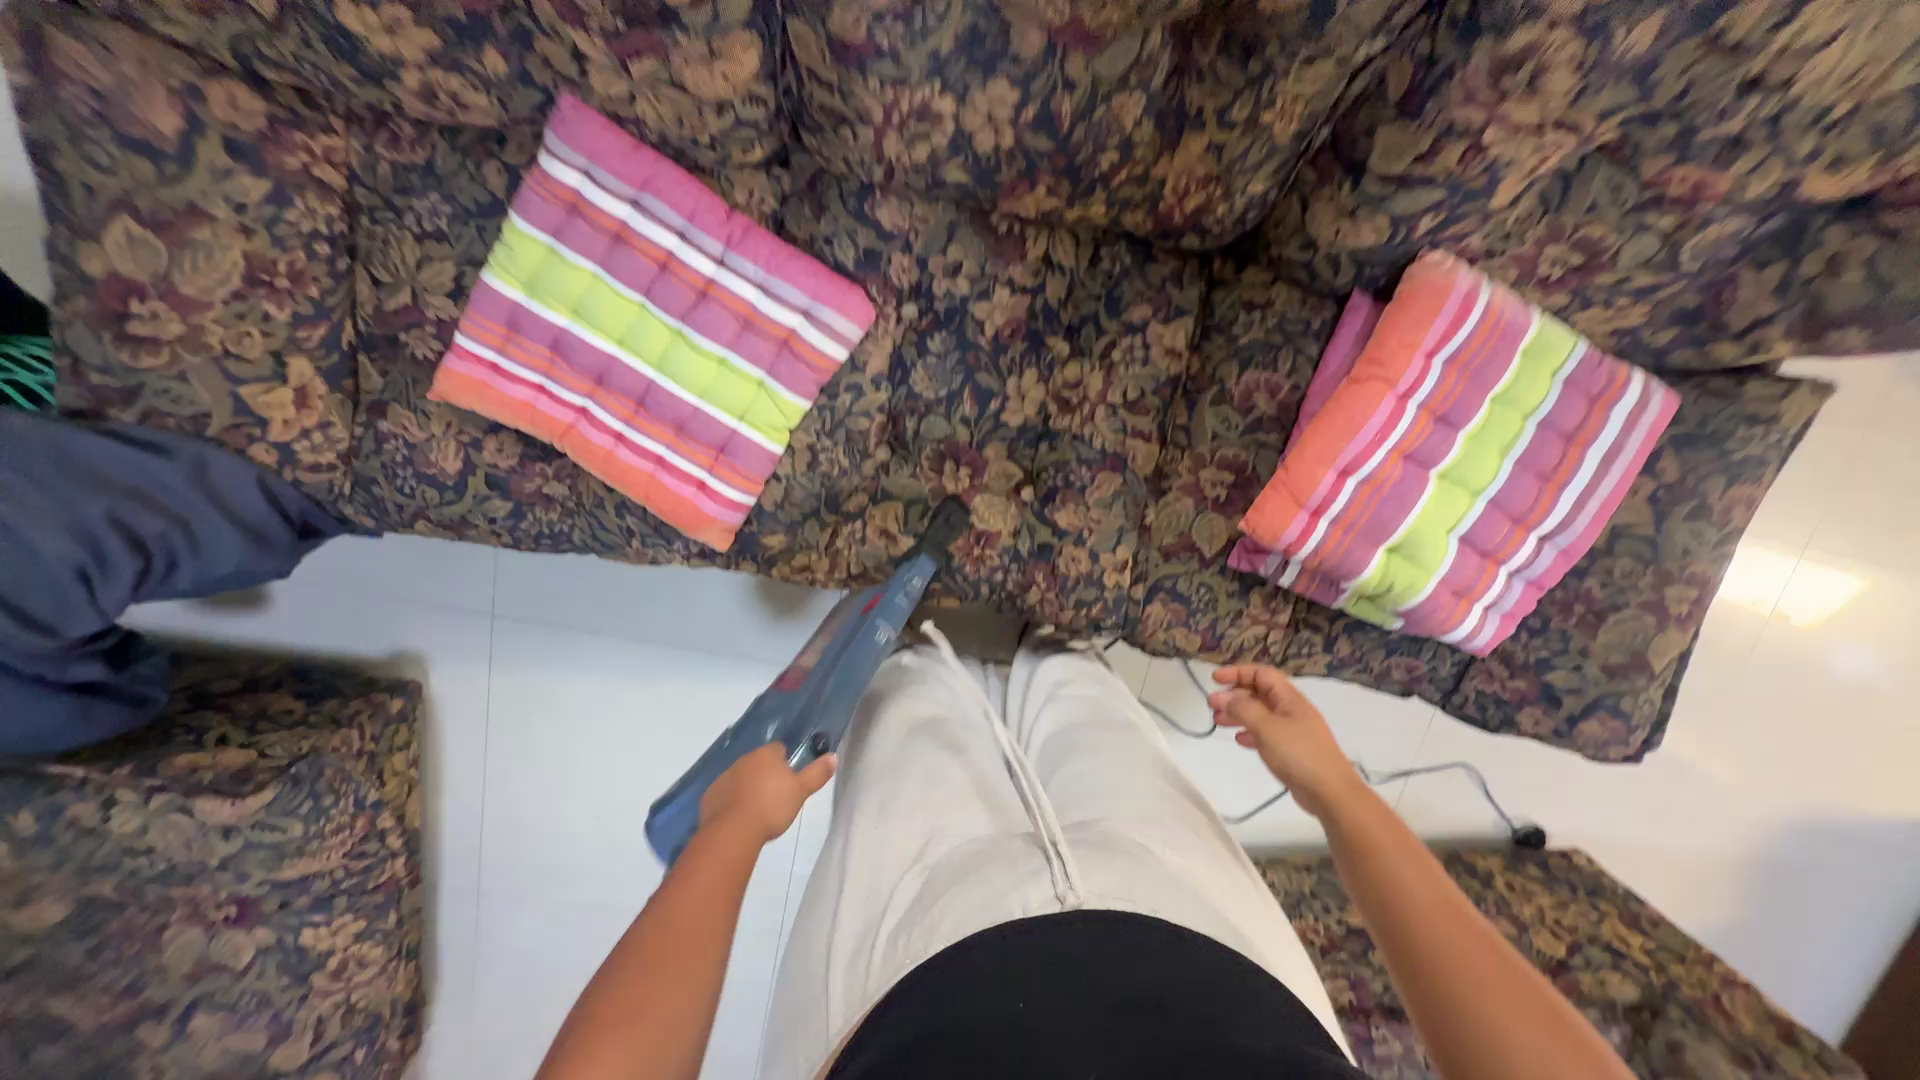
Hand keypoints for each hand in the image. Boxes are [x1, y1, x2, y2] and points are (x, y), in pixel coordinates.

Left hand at [699, 743, 835, 844]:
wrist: (733, 831)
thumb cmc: (771, 807)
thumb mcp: (801, 792)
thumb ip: (817, 773)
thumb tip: (833, 756)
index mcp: (765, 755)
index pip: (778, 749)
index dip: (786, 762)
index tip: (791, 779)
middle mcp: (743, 761)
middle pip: (759, 763)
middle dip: (767, 775)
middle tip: (777, 798)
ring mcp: (724, 778)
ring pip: (741, 778)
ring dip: (749, 788)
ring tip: (759, 811)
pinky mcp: (710, 796)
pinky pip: (726, 794)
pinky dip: (732, 802)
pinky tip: (740, 818)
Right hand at [1207, 664, 1364, 818]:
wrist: (1330, 792)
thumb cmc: (1298, 755)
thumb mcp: (1267, 728)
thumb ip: (1243, 709)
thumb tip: (1224, 697)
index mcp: (1289, 698)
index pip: (1261, 674)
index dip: (1237, 672)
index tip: (1214, 679)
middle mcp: (1292, 710)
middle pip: (1259, 693)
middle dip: (1234, 695)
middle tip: (1211, 705)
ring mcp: (1293, 730)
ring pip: (1260, 714)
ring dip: (1238, 714)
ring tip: (1217, 721)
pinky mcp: (1291, 750)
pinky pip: (1266, 733)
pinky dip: (1250, 732)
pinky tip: (1239, 739)